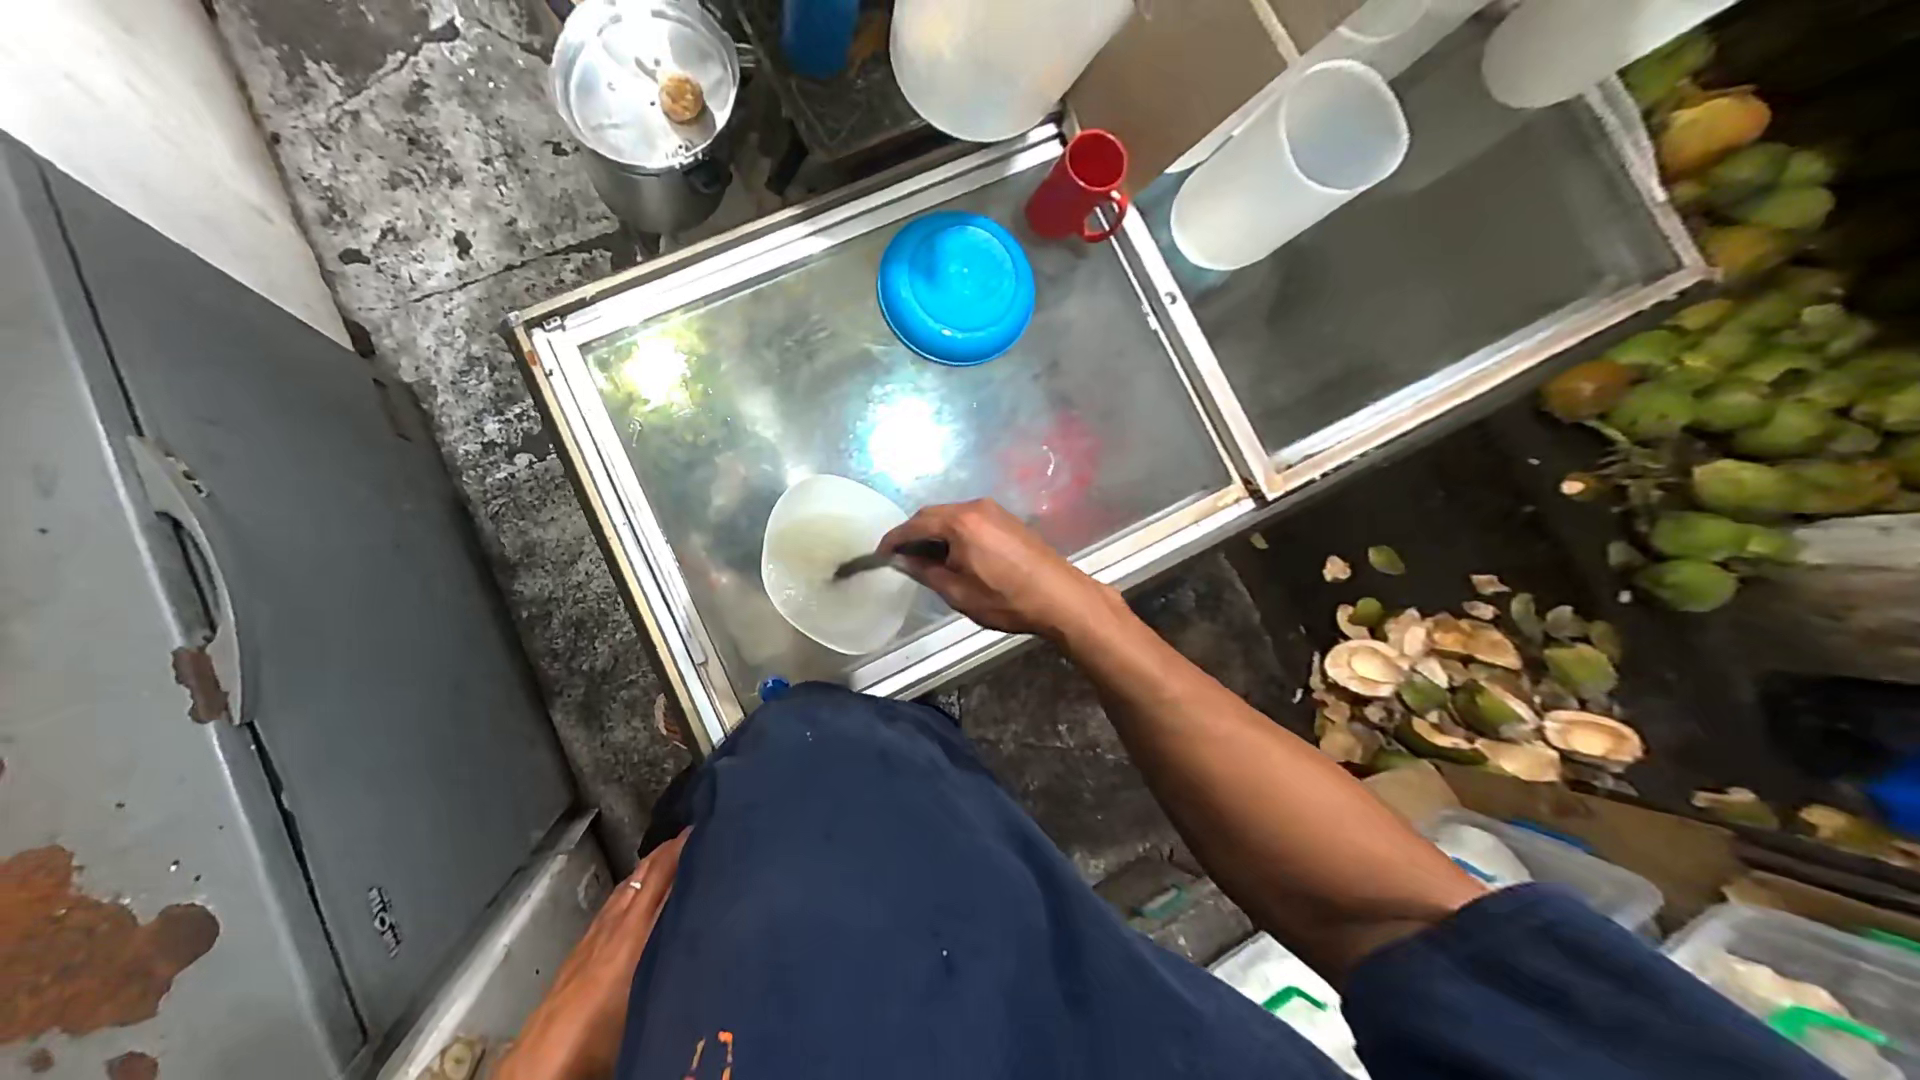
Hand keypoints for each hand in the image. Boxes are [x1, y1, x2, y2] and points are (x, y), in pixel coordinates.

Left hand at [495, 832, 688, 1079]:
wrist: (540, 1066)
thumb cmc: (599, 1032)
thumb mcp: (647, 988)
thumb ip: (671, 948)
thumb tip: (708, 930)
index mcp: (631, 930)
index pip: (658, 875)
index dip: (678, 849)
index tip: (702, 828)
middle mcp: (612, 924)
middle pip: (640, 875)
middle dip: (666, 852)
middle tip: (695, 835)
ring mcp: (594, 936)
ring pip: (626, 888)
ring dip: (649, 868)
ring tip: (672, 856)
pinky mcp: (582, 951)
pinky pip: (614, 905)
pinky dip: (631, 889)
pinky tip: (636, 897)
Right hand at [877, 499, 1125, 641]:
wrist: (1060, 598)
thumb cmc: (1006, 599)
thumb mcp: (958, 593)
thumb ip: (926, 572)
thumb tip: (904, 560)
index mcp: (960, 523)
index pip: (915, 524)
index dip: (894, 539)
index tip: (880, 554)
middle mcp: (976, 507)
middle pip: (932, 514)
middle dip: (913, 534)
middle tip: (901, 558)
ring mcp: (995, 510)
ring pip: (952, 516)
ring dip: (935, 533)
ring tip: (926, 560)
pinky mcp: (1008, 519)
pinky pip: (970, 519)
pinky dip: (954, 532)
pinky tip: (954, 554)